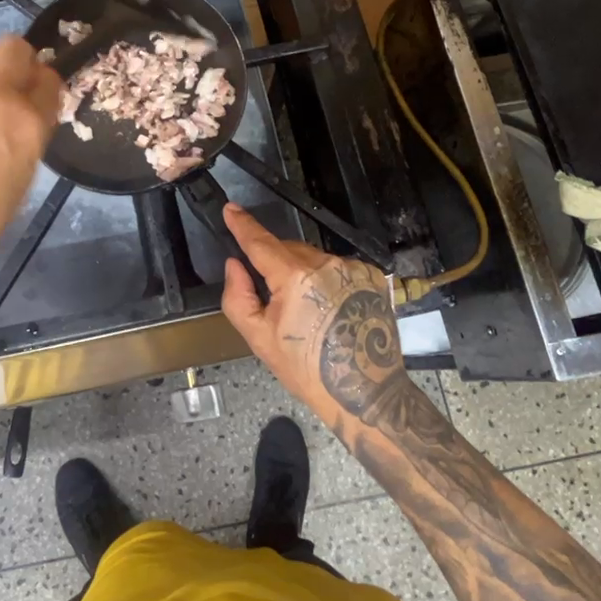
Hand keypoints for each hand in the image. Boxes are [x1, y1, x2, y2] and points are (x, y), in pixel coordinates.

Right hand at [219, 205, 406, 426]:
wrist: (364, 391)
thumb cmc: (307, 369)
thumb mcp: (260, 339)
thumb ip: (238, 297)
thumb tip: (235, 264)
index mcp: (296, 278)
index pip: (261, 242)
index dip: (242, 224)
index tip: (230, 209)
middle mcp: (326, 264)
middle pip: (288, 250)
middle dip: (274, 264)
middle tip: (272, 300)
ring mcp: (352, 268)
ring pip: (313, 259)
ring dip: (301, 273)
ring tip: (306, 314)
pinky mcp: (370, 276)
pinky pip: (335, 268)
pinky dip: (325, 281)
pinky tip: (329, 311)